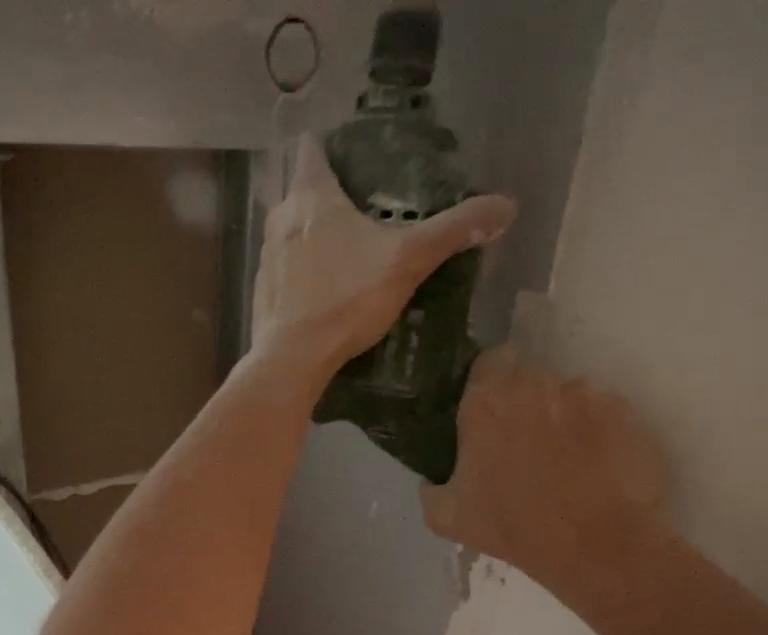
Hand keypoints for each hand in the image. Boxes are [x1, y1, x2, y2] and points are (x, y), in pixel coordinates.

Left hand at [250, 134, 515, 375]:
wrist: (293, 357)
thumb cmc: (347, 298)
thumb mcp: (408, 260)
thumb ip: (454, 230)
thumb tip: (505, 206)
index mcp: (311, 196)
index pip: (311, 148)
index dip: (330, 144)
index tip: (353, 153)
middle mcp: (281, 217)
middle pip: (302, 190)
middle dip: (329, 194)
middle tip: (364, 206)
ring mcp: (267, 256)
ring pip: (291, 230)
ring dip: (313, 234)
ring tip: (346, 247)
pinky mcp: (262, 290)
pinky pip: (285, 268)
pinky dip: (302, 270)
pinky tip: (324, 288)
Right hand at [420, 345, 667, 597]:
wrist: (596, 546)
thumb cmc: (513, 528)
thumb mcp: (445, 517)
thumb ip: (431, 486)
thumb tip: (433, 477)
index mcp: (486, 402)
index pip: (489, 361)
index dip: (490, 381)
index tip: (490, 410)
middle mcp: (536, 385)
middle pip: (529, 378)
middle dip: (526, 403)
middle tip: (524, 442)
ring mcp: (586, 395)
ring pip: (568, 395)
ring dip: (562, 418)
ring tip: (566, 460)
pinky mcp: (624, 413)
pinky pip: (604, 413)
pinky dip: (598, 432)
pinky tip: (595, 466)